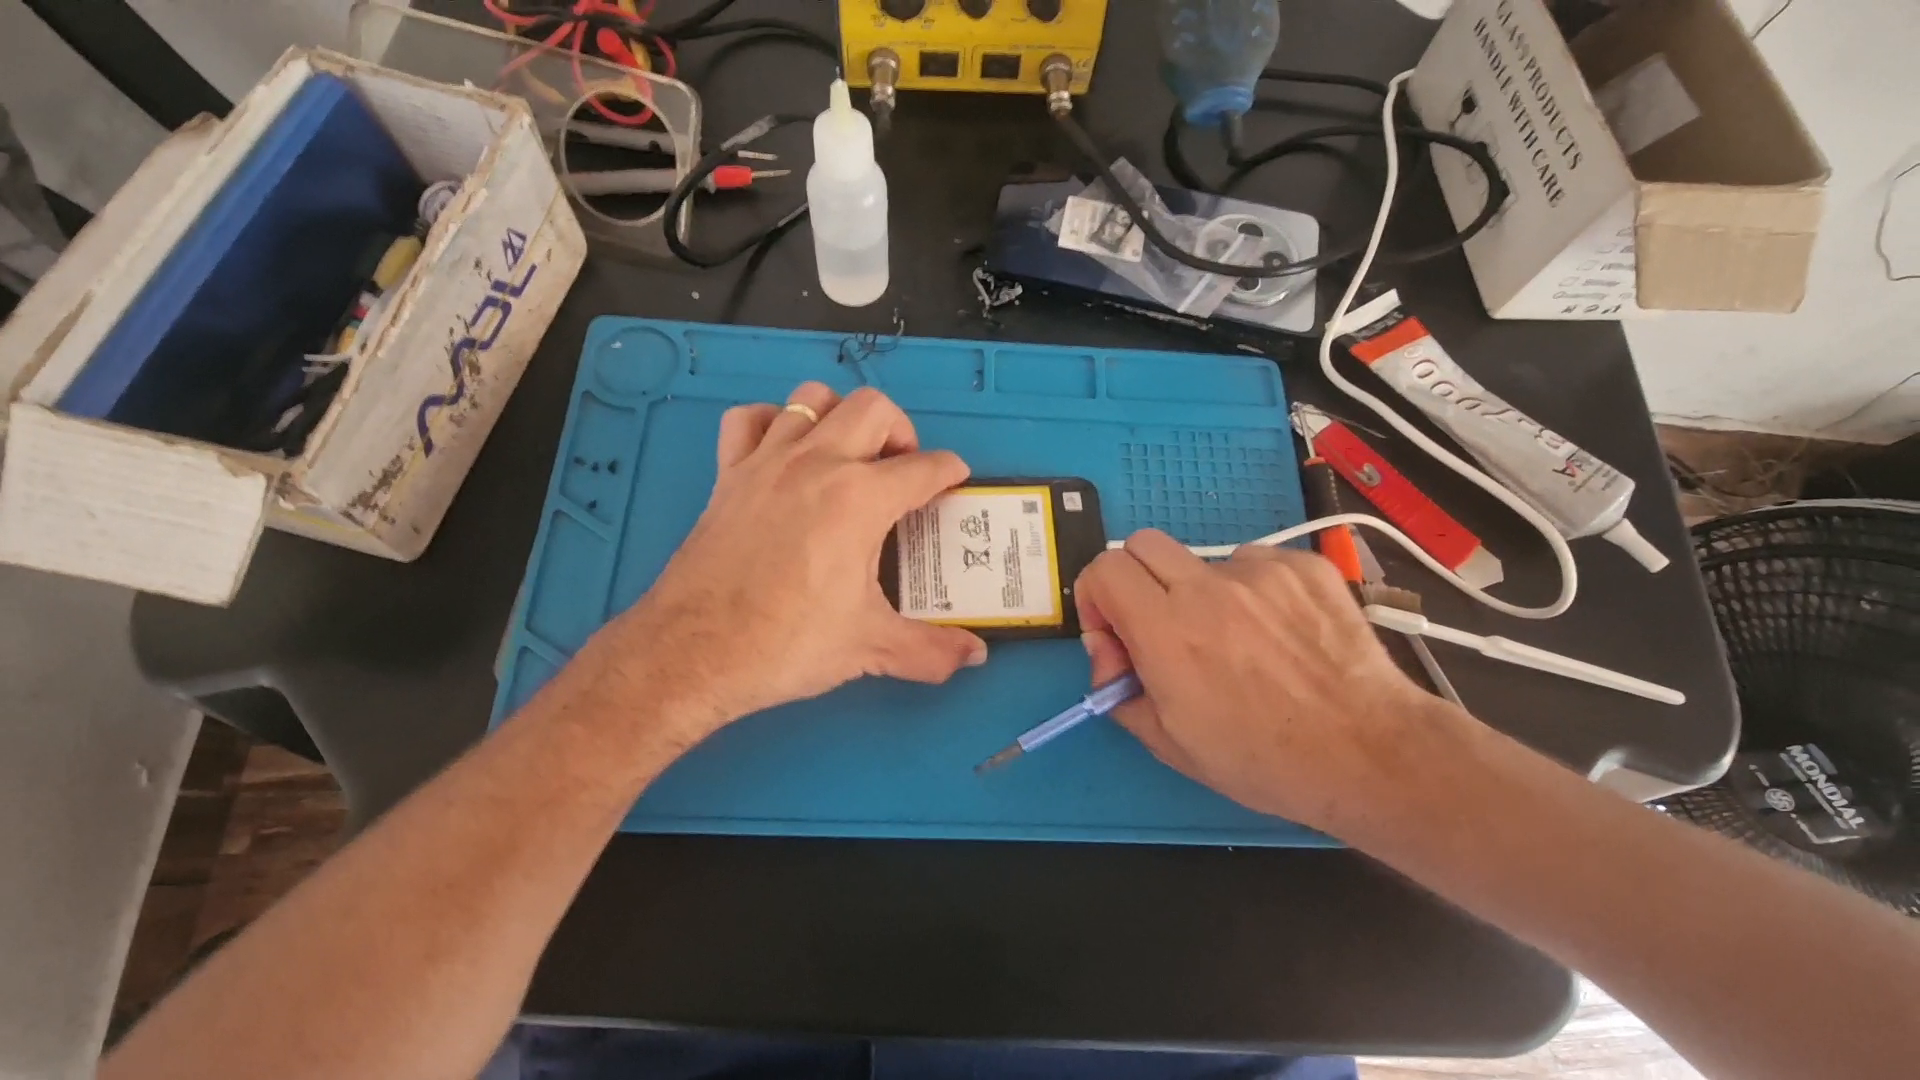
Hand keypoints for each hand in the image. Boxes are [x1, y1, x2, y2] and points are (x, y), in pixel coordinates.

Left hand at [595, 382, 987, 742]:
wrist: (694, 653)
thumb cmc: (787, 644)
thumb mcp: (869, 647)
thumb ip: (931, 649)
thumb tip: (975, 655)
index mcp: (861, 498)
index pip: (925, 467)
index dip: (950, 473)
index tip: (954, 483)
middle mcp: (817, 463)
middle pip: (875, 408)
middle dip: (902, 431)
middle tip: (903, 471)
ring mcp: (767, 461)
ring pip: (812, 398)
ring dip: (840, 417)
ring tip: (848, 454)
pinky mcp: (728, 474)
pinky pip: (749, 419)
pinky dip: (771, 422)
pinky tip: (782, 451)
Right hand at [1075, 530, 1450, 832]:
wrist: (1368, 753)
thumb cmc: (1263, 760)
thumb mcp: (1170, 743)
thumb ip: (1119, 689)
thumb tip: (1110, 651)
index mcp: (1166, 632)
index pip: (1104, 569)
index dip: (1096, 597)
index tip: (1115, 631)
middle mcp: (1208, 588)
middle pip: (1142, 544)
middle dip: (1137, 580)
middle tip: (1159, 624)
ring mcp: (1261, 571)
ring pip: (1203, 561)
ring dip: (1200, 592)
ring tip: (1237, 641)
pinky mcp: (1305, 567)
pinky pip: (1256, 564)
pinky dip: (1253, 592)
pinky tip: (1278, 633)